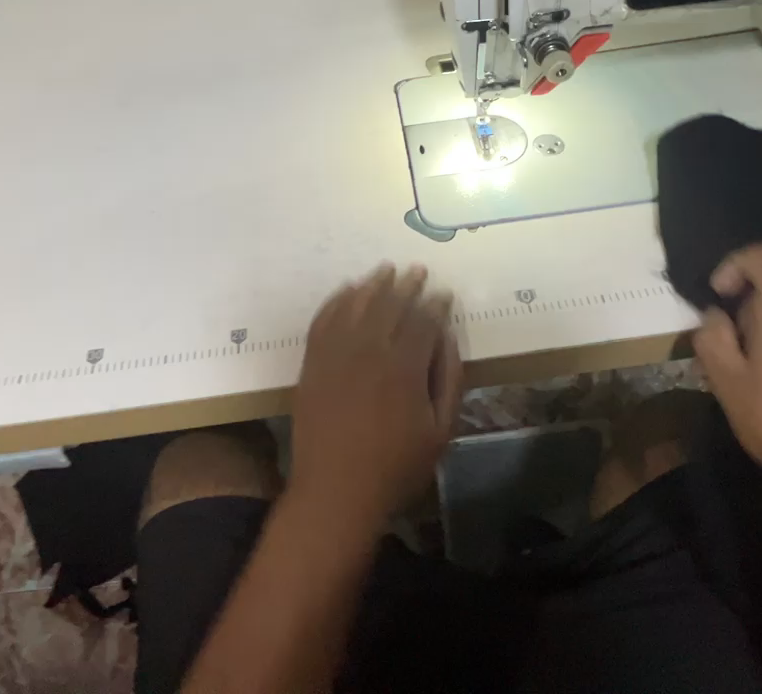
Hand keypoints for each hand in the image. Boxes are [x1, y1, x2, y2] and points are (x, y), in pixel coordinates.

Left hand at [289, 264, 462, 527]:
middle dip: (407, 285)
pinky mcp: (313, 363)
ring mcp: (336, 354)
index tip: (444, 293)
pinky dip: (336, 301)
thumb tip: (448, 338)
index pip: (423, 321)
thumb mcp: (440, 430)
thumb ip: (449, 379)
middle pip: (389, 305)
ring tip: (385, 270)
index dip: (436, 304)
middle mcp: (369, 351)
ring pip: (356, 305)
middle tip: (417, 270)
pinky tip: (347, 291)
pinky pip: (324, 320)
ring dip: (372, 285)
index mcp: (405, 367)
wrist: (335, 490)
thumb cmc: (396, 466)